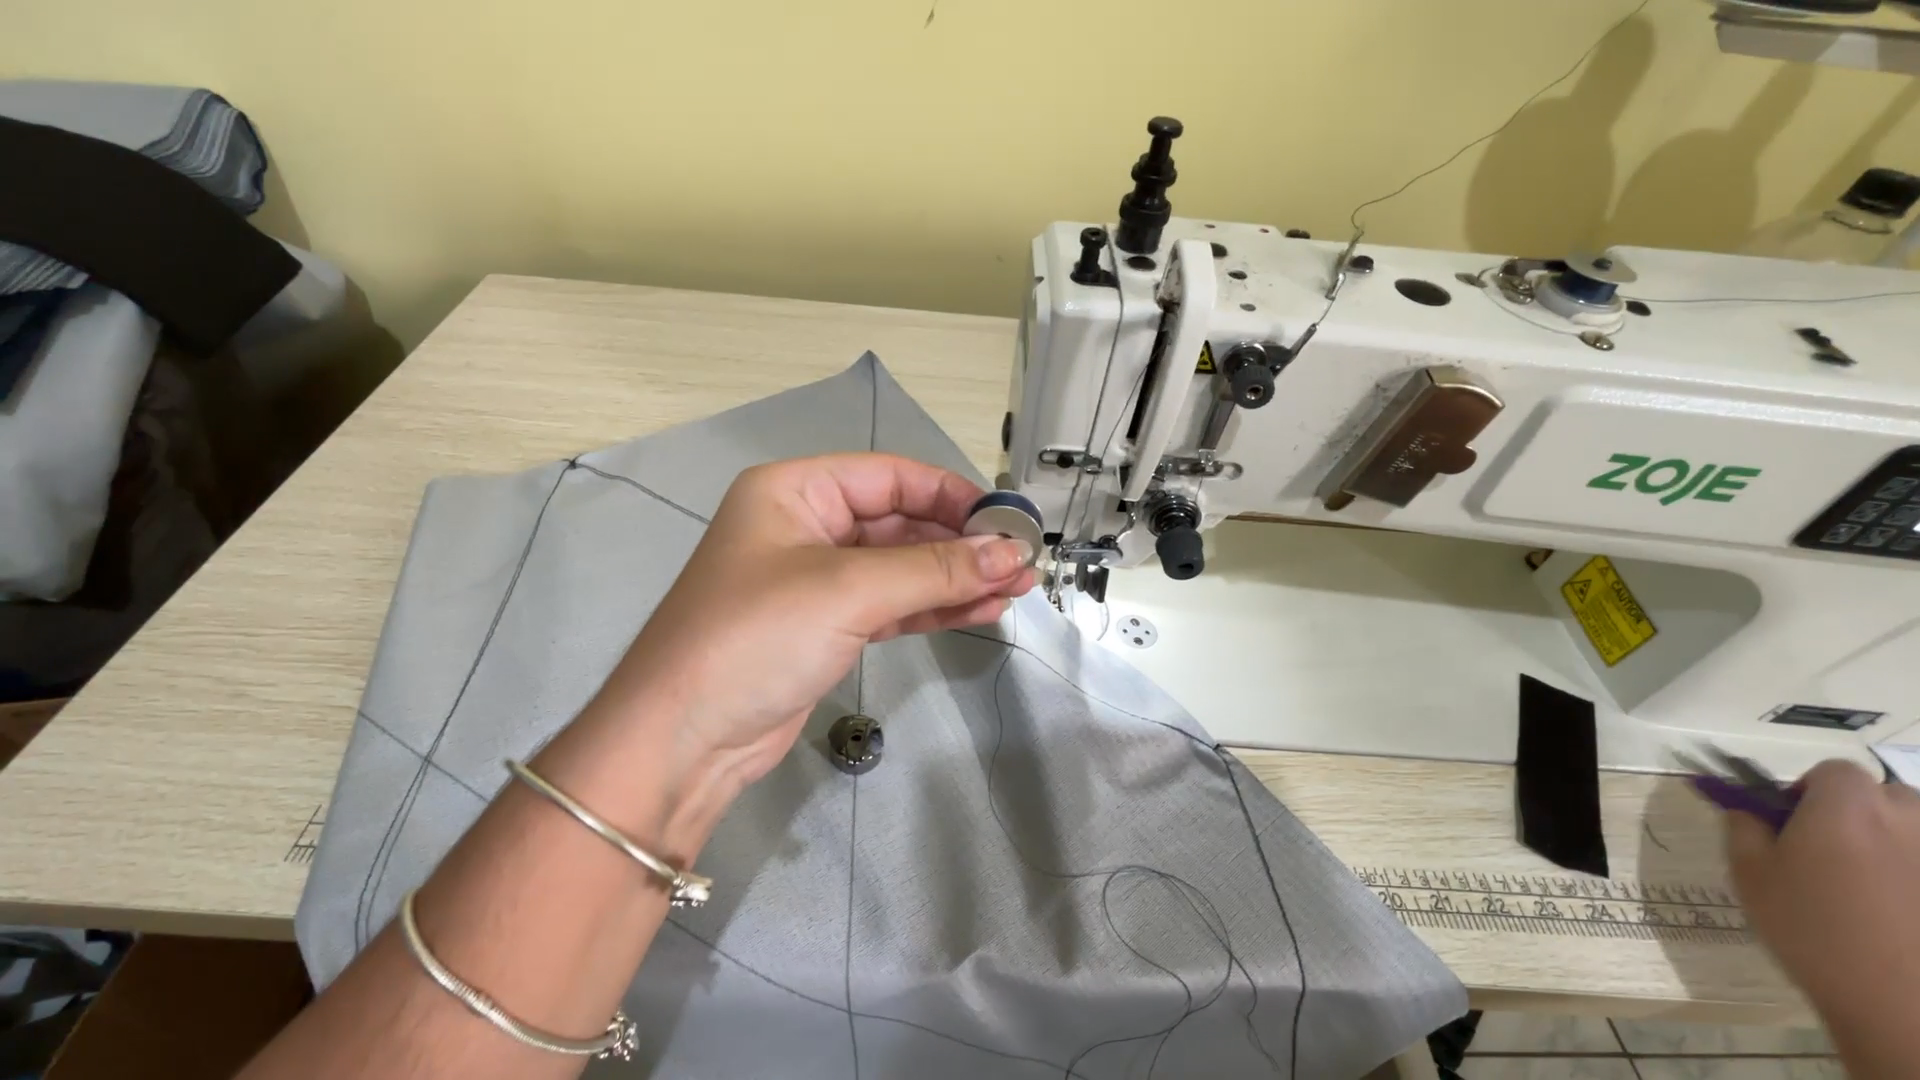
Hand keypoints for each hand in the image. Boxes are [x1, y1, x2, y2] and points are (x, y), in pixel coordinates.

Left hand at [564, 453, 1033, 807]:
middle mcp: (806, 526)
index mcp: (795, 491)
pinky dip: (934, 608)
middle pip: (900, 523)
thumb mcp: (848, 590)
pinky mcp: (827, 629)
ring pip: (902, 568)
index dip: (951, 495)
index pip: (890, 476)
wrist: (684, 740)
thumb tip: (1012, 552)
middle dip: (961, 544)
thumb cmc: (756, 637)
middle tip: (1022, 564)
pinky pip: (893, 606)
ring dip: (956, 579)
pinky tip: (981, 611)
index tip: (1006, 521)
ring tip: (1016, 590)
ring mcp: (817, 581)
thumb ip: (935, 569)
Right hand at [1726, 760, 1919, 1062]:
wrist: (1897, 1003)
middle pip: (1885, 796)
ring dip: (1894, 841)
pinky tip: (1898, 907)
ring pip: (1915, 830)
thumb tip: (1748, 809)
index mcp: (1845, 808)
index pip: (1832, 771)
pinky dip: (1910, 873)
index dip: (1809, 789)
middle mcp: (1905, 822)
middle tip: (1831, 851)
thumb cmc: (1810, 927)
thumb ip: (1743, 827)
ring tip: (1873, 881)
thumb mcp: (1749, 873)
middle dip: (1859, 813)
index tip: (1792, 821)